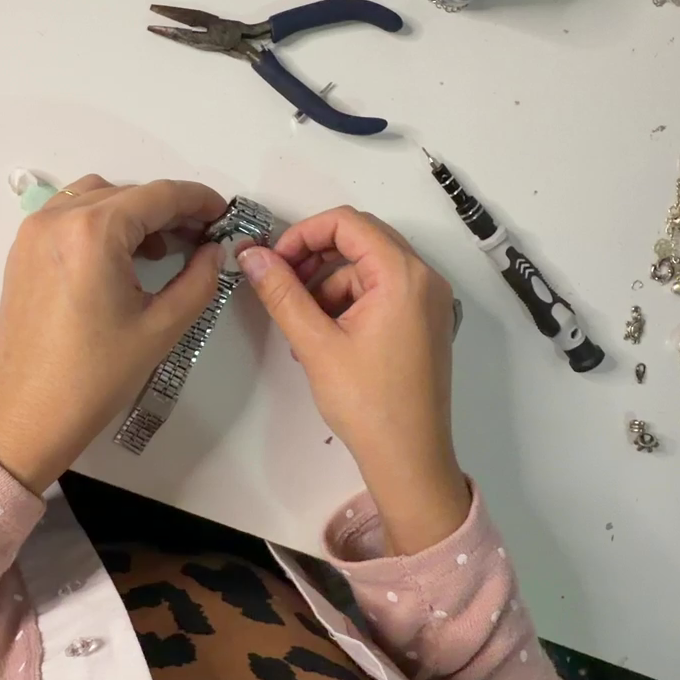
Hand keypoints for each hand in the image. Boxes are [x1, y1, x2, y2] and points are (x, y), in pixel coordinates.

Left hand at [0, 176, 228, 491]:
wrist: (29, 414)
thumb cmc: (94, 377)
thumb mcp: (161, 328)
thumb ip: (199, 281)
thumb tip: (213, 252)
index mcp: (93, 232)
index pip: (159, 195)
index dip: (198, 200)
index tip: (222, 215)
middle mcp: (57, 219)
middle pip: (128, 193)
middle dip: (168, 211)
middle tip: (198, 240)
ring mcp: (33, 234)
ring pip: (96, 199)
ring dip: (133, 214)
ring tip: (159, 252)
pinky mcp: (22, 253)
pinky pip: (69, 218)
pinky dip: (101, 225)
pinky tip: (120, 261)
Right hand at [238, 207, 468, 554]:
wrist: (408, 457)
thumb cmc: (369, 404)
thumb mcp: (315, 343)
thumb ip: (282, 293)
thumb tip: (252, 257)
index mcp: (403, 276)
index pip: (348, 222)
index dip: (303, 234)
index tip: (274, 261)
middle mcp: (424, 280)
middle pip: (360, 241)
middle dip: (314, 259)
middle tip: (282, 287)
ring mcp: (427, 302)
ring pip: (365, 271)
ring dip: (327, 288)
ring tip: (302, 331)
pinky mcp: (423, 323)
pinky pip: (379, 295)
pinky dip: (347, 306)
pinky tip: (324, 340)